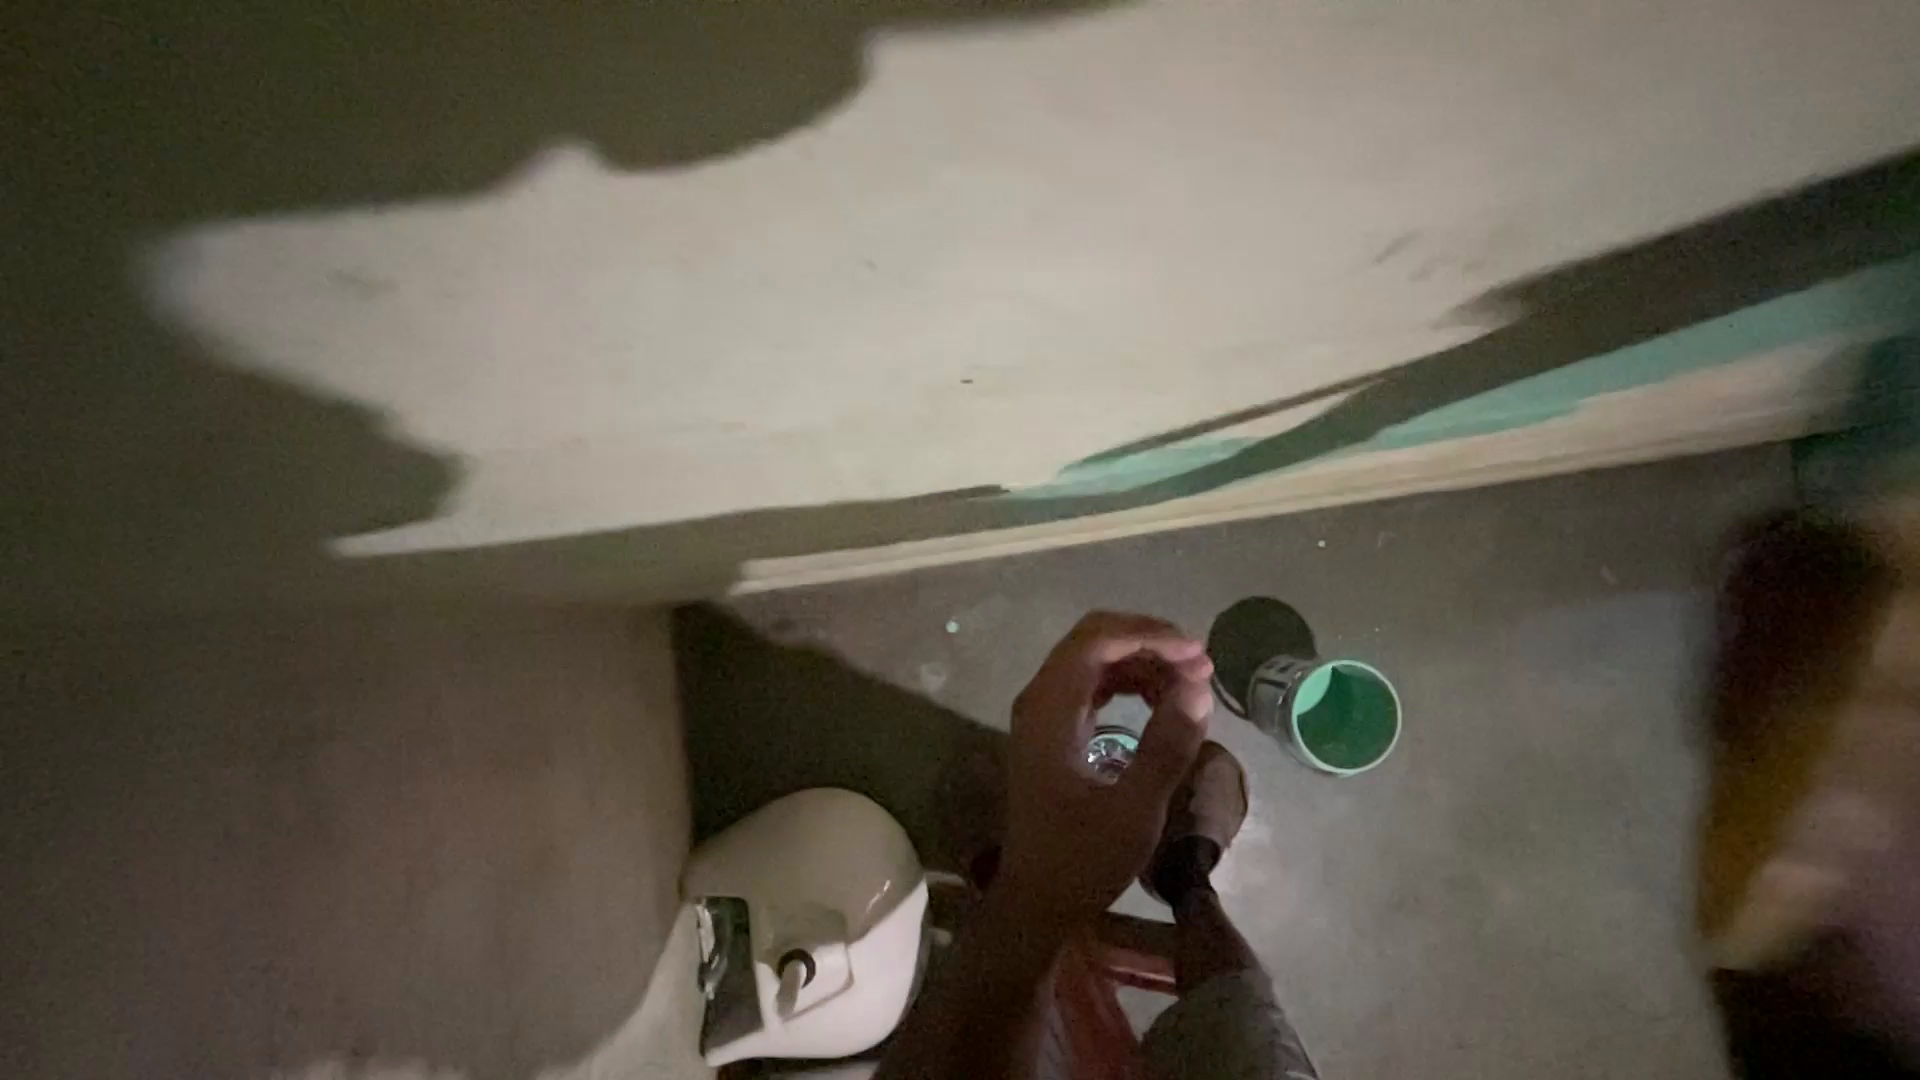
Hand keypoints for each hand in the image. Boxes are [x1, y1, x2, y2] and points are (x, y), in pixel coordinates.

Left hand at [996, 612, 1214, 922]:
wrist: (1037, 898)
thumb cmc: (1082, 861)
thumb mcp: (1135, 810)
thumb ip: (1166, 746)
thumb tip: (1199, 688)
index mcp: (1049, 711)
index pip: (1094, 642)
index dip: (1148, 635)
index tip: (1197, 654)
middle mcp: (1040, 699)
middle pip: (1092, 640)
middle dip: (1148, 643)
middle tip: (1199, 667)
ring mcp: (1044, 712)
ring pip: (1094, 659)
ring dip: (1142, 661)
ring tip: (1191, 685)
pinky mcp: (1055, 728)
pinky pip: (1092, 684)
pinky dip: (1129, 683)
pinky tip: (1162, 701)